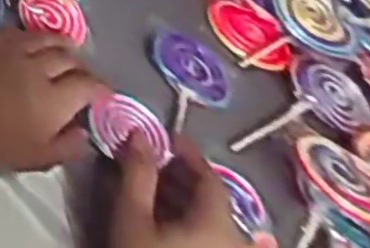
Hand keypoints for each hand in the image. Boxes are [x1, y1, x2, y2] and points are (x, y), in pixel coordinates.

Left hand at [0, 30, 107, 171]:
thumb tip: (85, 131)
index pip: (89, 84)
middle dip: (82, 65)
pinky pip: (18, 32)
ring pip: (44, 37)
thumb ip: (69, 144)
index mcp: (54, 98)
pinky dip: (33, 35)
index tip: (105, 93)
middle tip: (84, 74)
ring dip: (60, 43)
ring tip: (66, 49)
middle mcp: (37, 67)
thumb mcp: (39, 157)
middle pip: (68, 57)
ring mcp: (11, 49)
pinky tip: (34, 41)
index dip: (102, 88)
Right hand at [111, 134, 239, 247]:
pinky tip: (167, 222)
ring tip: (153, 188)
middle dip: (182, 176)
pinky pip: (214, 240)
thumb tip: (141, 133)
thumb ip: (137, 171)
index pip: (210, 179)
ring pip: (214, 223)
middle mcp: (238, 243)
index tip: (167, 135)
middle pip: (214, 202)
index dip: (189, 154)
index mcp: (219, 226)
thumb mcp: (131, 214)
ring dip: (185, 200)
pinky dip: (192, 223)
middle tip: (150, 159)